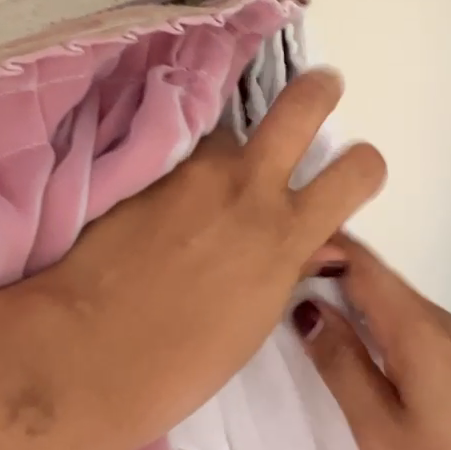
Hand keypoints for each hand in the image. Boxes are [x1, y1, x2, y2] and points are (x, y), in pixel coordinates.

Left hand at [35, 69, 386, 436]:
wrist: (87, 352)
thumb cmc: (181, 362)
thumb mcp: (255, 318)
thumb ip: (287, 267)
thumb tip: (313, 245)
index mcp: (286, 235)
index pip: (358, 171)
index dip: (363, 166)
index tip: (351, 171)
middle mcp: (247, 187)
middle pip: (302, 105)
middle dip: (319, 91)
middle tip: (321, 87)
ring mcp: (193, 172)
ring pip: (227, 132)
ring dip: (227, 151)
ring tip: (205, 187)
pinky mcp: (146, 169)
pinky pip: (180, 154)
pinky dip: (183, 172)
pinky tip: (163, 203)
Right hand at [296, 235, 450, 449]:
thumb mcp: (376, 424)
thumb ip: (340, 362)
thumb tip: (306, 308)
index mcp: (415, 328)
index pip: (362, 264)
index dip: (320, 247)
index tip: (275, 253)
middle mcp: (434, 319)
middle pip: (375, 273)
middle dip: (327, 264)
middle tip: (274, 275)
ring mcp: (446, 338)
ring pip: (387, 295)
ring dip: (345, 289)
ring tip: (295, 295)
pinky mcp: (450, 358)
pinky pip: (400, 317)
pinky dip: (366, 313)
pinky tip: (343, 331)